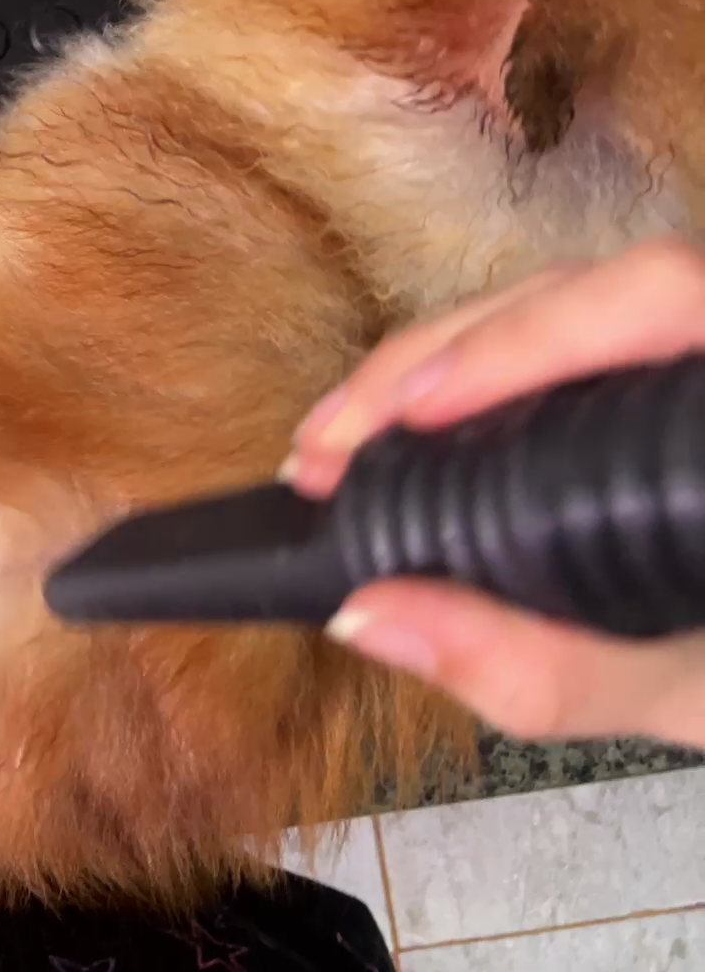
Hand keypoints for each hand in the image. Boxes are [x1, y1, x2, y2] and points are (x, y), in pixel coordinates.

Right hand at [284, 238, 704, 747]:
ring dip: (410, 370)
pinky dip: (446, 381)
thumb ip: (537, 667)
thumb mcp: (674, 697)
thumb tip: (363, 614)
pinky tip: (386, 431)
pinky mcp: (636, 391)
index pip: (658, 299)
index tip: (413, 417)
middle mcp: (704, 370)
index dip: (519, 339)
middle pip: (567, 293)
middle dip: (417, 364)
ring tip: (331, 441)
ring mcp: (672, 372)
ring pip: (539, 309)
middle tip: (324, 447)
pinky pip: (539, 348)